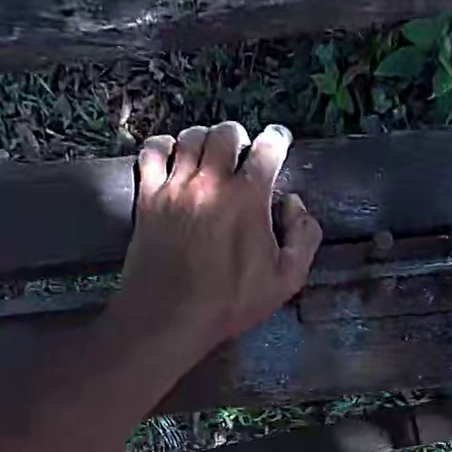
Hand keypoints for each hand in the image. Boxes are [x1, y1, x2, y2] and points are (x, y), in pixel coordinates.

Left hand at [110, 121, 322, 365]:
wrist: (170, 317)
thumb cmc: (229, 304)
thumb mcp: (285, 281)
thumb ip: (303, 238)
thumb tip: (295, 205)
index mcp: (248, 198)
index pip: (268, 148)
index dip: (278, 139)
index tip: (279, 142)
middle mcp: (211, 182)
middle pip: (226, 133)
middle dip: (240, 137)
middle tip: (242, 153)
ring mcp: (175, 187)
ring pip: (190, 137)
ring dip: (205, 140)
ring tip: (210, 156)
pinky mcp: (148, 198)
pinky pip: (152, 152)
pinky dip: (164, 146)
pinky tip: (172, 157)